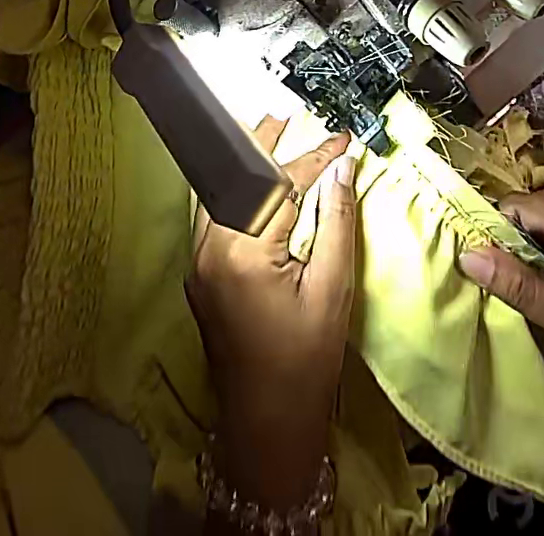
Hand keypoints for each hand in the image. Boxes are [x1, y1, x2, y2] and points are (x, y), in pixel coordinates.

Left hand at [187, 118, 354, 506]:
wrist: (266, 424)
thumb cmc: (306, 361)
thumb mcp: (333, 288)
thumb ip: (337, 221)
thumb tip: (343, 170)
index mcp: (244, 254)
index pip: (281, 186)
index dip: (316, 159)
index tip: (342, 141)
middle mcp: (210, 252)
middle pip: (237, 181)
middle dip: (263, 147)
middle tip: (284, 118)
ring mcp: (200, 265)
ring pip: (219, 196)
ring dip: (245, 166)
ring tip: (264, 136)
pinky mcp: (202, 277)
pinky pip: (215, 217)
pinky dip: (236, 192)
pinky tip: (252, 183)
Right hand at [457, 190, 543, 424]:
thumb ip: (523, 288)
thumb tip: (469, 254)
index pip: (520, 208)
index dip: (491, 232)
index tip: (469, 265)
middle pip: (531, 221)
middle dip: (507, 251)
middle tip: (489, 291)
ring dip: (526, 266)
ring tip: (513, 300)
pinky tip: (542, 301)